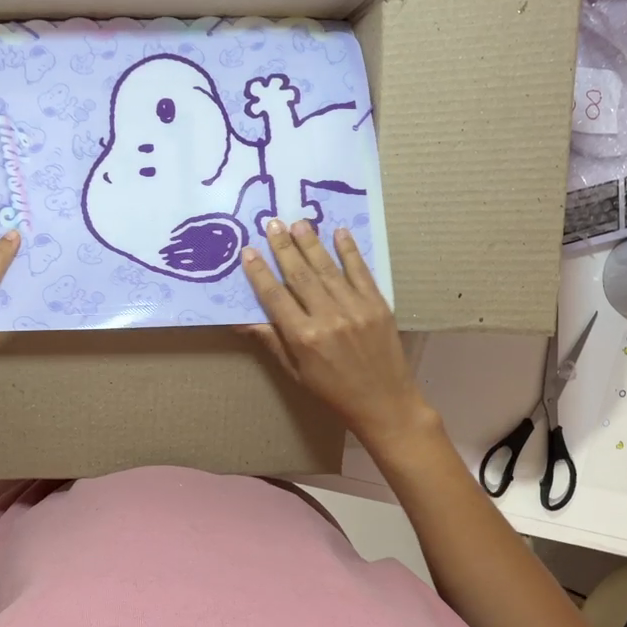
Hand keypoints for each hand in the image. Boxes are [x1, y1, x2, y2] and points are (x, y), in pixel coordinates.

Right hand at [238, 219, 434, 445]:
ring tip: (297, 223)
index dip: (259, 273)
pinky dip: (350, 252)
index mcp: (304, 338)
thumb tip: (242, 321)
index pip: (275, 297)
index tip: (248, 252)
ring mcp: (355, 309)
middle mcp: (328, 318)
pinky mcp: (378, 305)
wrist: (384, 403)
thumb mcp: (296, 372)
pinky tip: (340, 233)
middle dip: (284, 248)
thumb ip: (272, 341)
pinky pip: (360, 272)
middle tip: (272, 223)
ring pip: (328, 269)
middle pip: (300, 275)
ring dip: (311, 243)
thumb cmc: (333, 392)